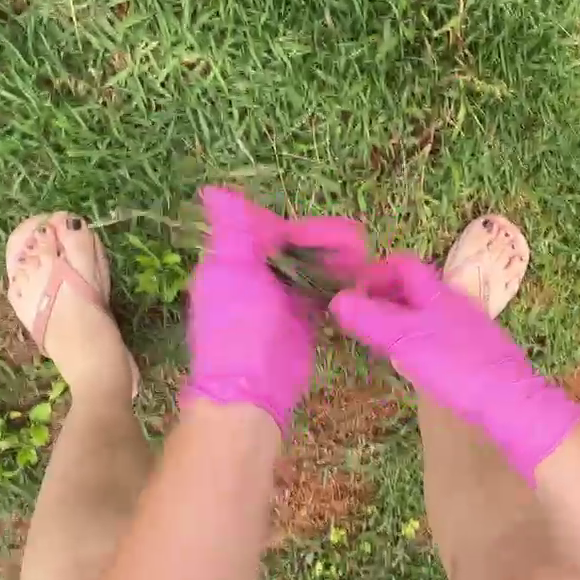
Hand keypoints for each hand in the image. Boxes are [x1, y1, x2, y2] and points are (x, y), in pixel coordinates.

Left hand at [182, 187, 366, 430]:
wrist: (251, 391)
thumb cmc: (239, 327)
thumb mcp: (232, 271)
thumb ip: (233, 231)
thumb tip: (213, 189)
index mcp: (234, 260)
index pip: (270, 229)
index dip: (303, 227)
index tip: (336, 229)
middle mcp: (255, 276)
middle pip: (294, 247)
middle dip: (327, 243)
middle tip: (362, 244)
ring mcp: (279, 299)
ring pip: (310, 268)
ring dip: (337, 262)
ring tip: (367, 260)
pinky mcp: (300, 319)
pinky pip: (320, 293)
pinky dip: (338, 285)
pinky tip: (360, 280)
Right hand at [329, 256, 579, 481]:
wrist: (509, 400)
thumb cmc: (454, 364)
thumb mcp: (405, 340)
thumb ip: (371, 319)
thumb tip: (336, 299)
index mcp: (437, 293)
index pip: (404, 265)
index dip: (376, 272)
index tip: (352, 290)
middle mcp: (455, 304)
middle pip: (414, 289)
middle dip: (384, 297)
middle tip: (358, 318)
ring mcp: (468, 328)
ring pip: (426, 314)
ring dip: (399, 321)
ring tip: (378, 341)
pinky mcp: (475, 352)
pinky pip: (438, 335)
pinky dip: (416, 340)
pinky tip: (411, 364)